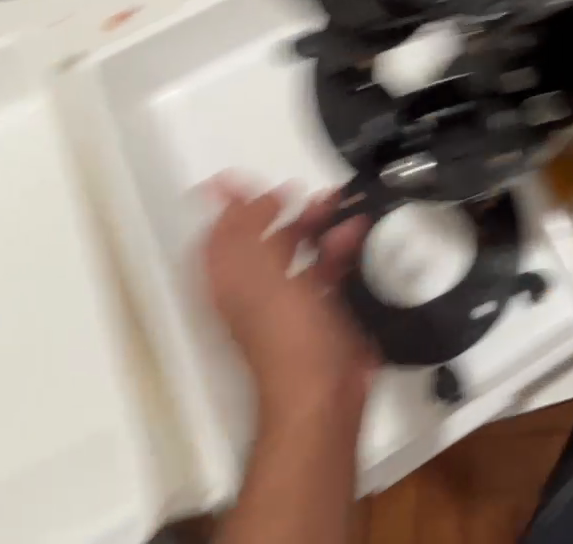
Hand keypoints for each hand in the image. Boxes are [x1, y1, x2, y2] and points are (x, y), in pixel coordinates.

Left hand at [203, 175, 376, 418]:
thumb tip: (227, 194)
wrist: (324, 393)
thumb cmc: (290, 340)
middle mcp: (254, 292)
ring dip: (312, 224)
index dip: (224, 208)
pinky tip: (354, 235)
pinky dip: (339, 248)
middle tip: (295, 188)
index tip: (233, 179)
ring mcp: (287, 304)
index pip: (218, 238)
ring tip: (334, 201)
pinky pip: (326, 270)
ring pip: (295, 252)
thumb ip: (244, 234)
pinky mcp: (321, 313)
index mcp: (230, 284)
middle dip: (276, 210)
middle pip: (258, 241)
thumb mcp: (259, 279)